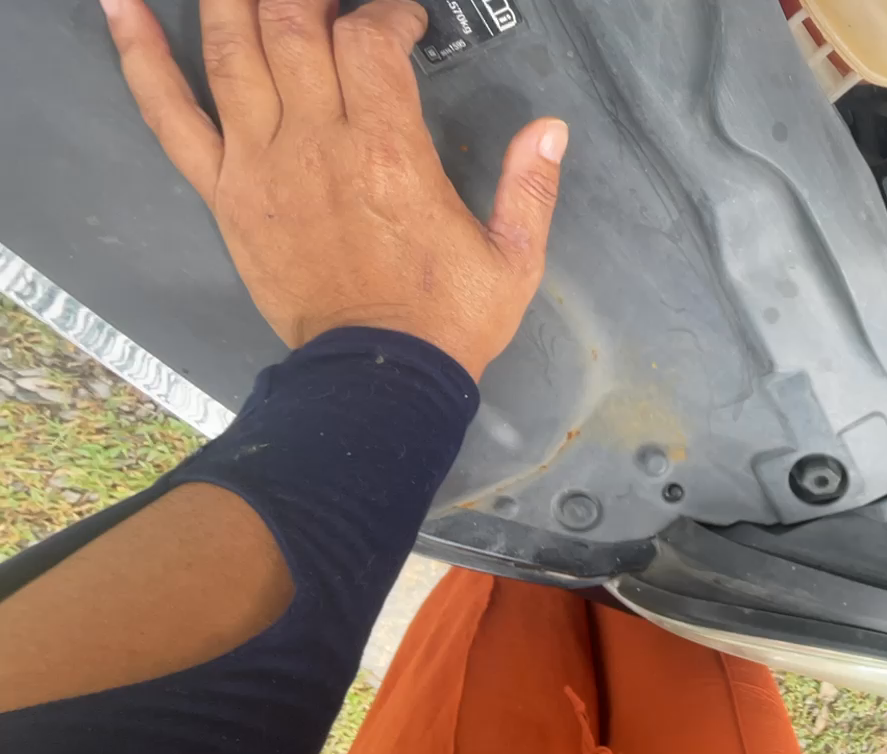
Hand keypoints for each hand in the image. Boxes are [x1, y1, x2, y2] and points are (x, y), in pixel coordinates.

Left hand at [101, 0, 567, 376]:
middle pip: (292, 29)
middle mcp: (317, 142)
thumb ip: (531, 189)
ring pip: (228, 50)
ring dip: (236, 1)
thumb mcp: (517, 258)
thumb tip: (552, 128)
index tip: (405, 19)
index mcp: (392, 155)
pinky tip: (122, 7)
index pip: (371, 47)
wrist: (386, 370)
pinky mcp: (224, 190)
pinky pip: (167, 110)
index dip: (387, 16)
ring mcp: (260, 162)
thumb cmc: (456, 316)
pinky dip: (138, 53)